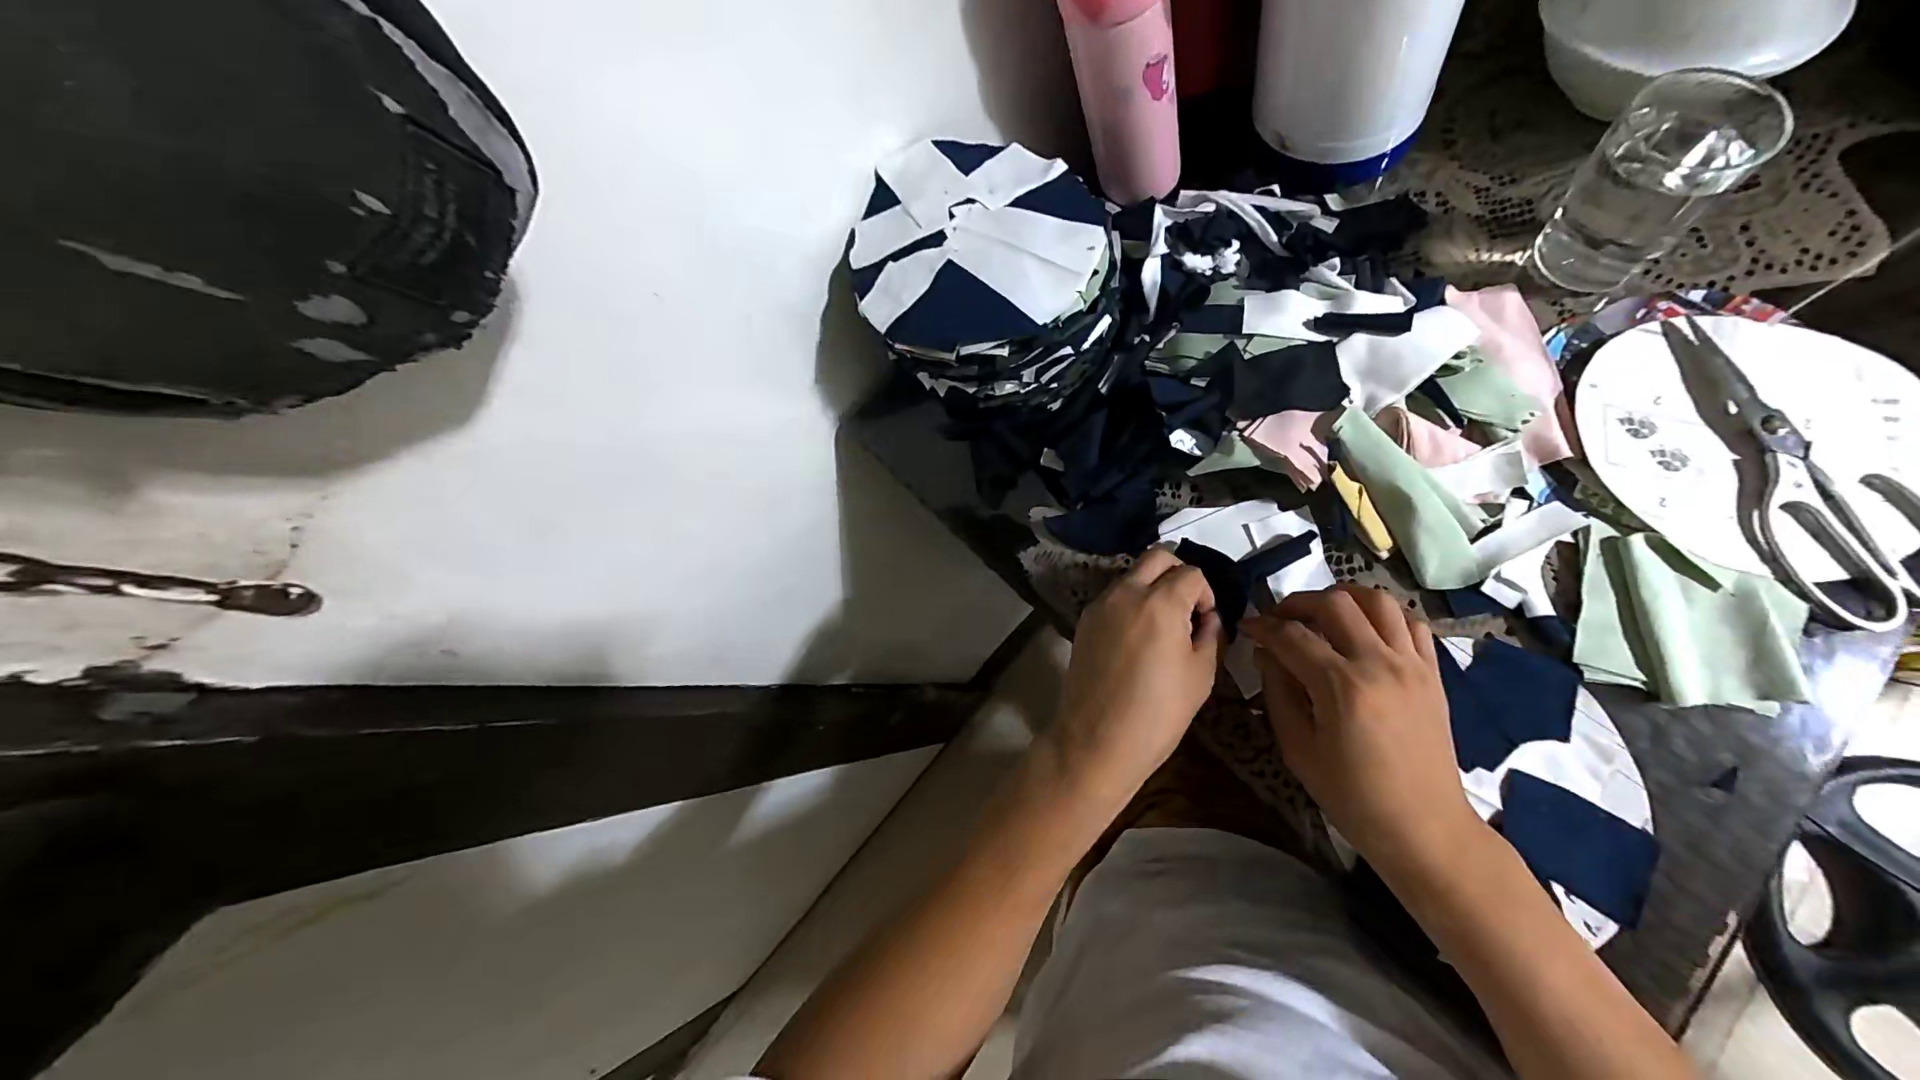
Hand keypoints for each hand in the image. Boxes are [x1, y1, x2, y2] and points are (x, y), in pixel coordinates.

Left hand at [1045, 546, 1222, 803]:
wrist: (1096, 741)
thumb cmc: (1157, 714)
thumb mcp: (1200, 675)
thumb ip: (1209, 635)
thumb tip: (1207, 618)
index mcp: (1159, 603)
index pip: (1191, 573)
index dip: (1206, 593)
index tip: (1207, 620)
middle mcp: (1125, 593)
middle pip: (1157, 556)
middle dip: (1178, 572)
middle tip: (1187, 606)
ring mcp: (1099, 605)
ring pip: (1131, 574)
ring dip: (1152, 585)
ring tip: (1163, 624)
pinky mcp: (1083, 620)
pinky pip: (1113, 596)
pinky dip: (1130, 601)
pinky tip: (1139, 636)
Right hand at [1241, 585, 1484, 878]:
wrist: (1424, 826)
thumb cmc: (1351, 795)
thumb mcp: (1298, 748)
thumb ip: (1278, 692)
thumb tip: (1266, 654)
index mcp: (1341, 687)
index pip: (1292, 636)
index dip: (1262, 626)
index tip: (1247, 627)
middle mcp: (1380, 664)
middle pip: (1335, 604)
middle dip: (1298, 603)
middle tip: (1280, 618)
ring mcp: (1412, 665)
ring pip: (1378, 601)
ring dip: (1344, 598)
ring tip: (1323, 615)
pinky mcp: (1433, 673)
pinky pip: (1411, 623)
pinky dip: (1383, 616)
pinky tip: (1364, 632)